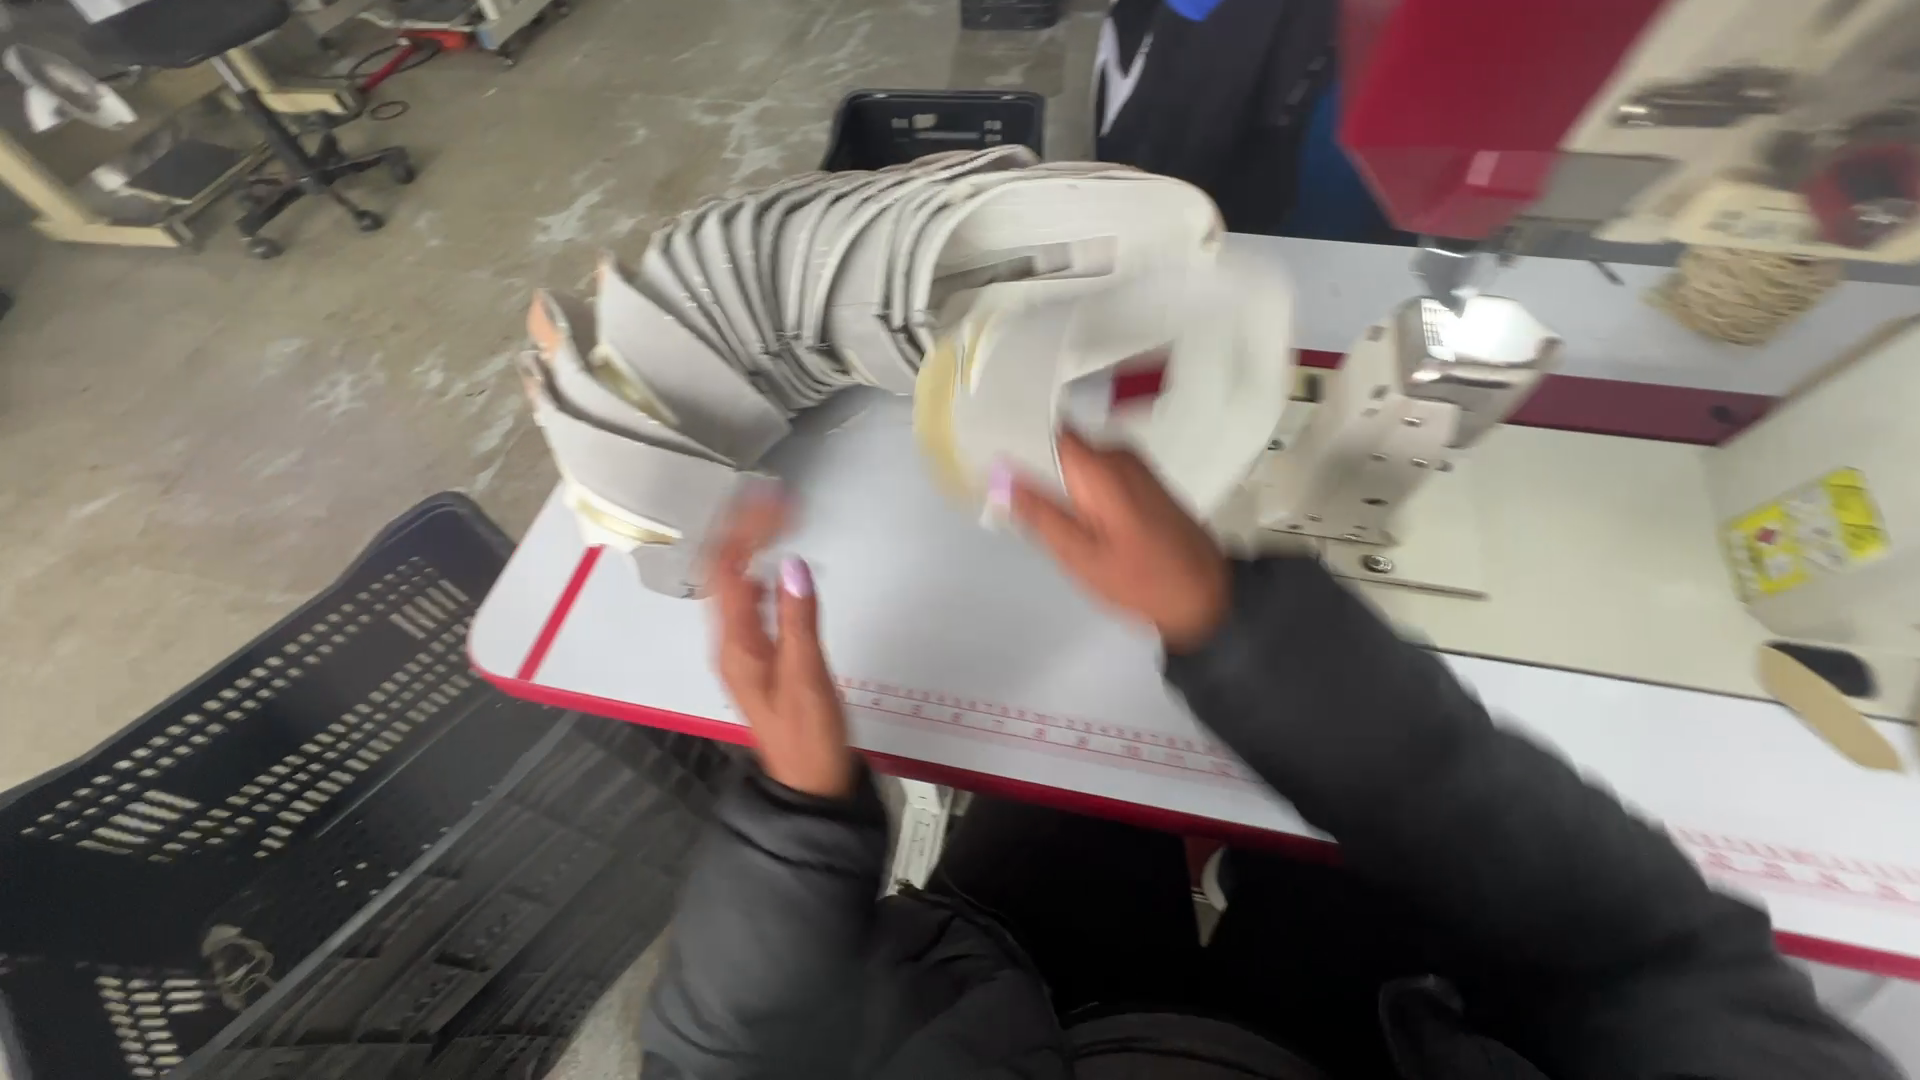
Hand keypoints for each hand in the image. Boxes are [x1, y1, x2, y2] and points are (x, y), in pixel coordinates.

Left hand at [705, 491, 855, 797]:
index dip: (744, 528)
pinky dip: (762, 568)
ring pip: (735, 580)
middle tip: (779, 496)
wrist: (808, 783)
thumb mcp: (807, 677)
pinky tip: (779, 560)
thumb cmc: (808, 734)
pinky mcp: (759, 651)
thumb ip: (800, 621)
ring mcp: (743, 645)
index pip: (727, 569)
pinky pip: (750, 596)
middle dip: (745, 527)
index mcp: (736, 643)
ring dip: (751, 543)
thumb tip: (794, 565)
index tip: (775, 498)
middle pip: (724, 568)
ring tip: (779, 513)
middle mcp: (730, 639)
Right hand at [994, 431, 1229, 652]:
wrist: (1206, 596)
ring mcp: (1133, 466)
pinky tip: (1061, 512)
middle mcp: (1118, 454)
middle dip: (1028, 463)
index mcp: (1100, 467)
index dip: (1013, 435)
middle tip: (995, 487)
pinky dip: (1074, 487)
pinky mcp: (1141, 481)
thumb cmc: (1141, 580)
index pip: (1045, 430)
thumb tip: (999, 477)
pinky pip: (1094, 472)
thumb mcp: (1080, 556)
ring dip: (1051, 478)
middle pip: (1059, 444)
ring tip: (1022, 503)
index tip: (981, 445)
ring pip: (1075, 460)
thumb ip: (1039, 514)